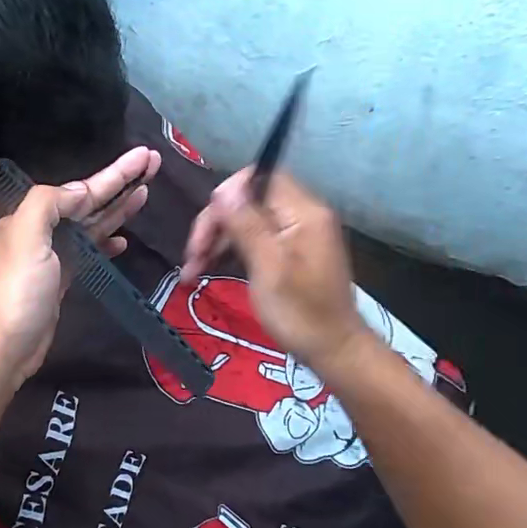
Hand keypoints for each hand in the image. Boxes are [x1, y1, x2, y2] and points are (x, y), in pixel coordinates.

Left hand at [0, 146, 161, 384]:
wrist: (5, 346)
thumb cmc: (16, 291)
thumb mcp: (25, 237)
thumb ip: (49, 204)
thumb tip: (81, 190)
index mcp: (27, 218)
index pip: (77, 190)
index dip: (113, 173)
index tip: (142, 157)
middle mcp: (38, 233)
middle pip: (87, 203)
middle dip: (119, 183)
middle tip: (152, 163)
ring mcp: (50, 258)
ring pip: (90, 226)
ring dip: (117, 209)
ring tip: (145, 193)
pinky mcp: (60, 280)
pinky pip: (87, 252)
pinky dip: (105, 242)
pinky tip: (122, 240)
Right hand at [181, 168, 367, 367]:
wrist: (334, 350)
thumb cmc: (300, 313)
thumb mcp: (268, 268)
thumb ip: (247, 224)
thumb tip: (223, 188)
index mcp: (304, 211)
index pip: (259, 177)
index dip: (227, 195)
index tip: (207, 229)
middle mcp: (304, 214)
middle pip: (250, 199)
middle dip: (217, 223)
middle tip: (192, 258)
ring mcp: (300, 234)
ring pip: (249, 220)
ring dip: (219, 239)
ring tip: (194, 270)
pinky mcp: (293, 253)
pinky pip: (258, 238)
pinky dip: (234, 250)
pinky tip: (212, 268)